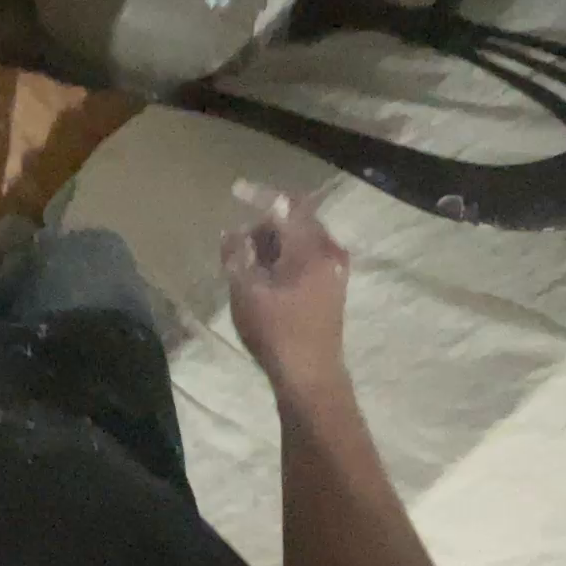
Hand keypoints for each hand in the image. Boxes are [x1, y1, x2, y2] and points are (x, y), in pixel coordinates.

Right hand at [222, 189, 349, 395]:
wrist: (310, 375)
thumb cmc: (276, 332)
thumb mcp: (245, 291)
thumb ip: (236, 256)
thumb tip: (231, 233)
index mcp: (312, 248)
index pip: (287, 206)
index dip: (259, 195)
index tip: (234, 190)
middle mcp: (330, 251)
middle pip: (295, 220)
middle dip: (262, 225)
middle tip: (234, 244)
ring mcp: (334, 269)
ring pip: (299, 239)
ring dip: (270, 243)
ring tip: (243, 263)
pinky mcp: (331, 285)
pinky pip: (305, 255)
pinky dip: (281, 257)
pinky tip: (261, 276)